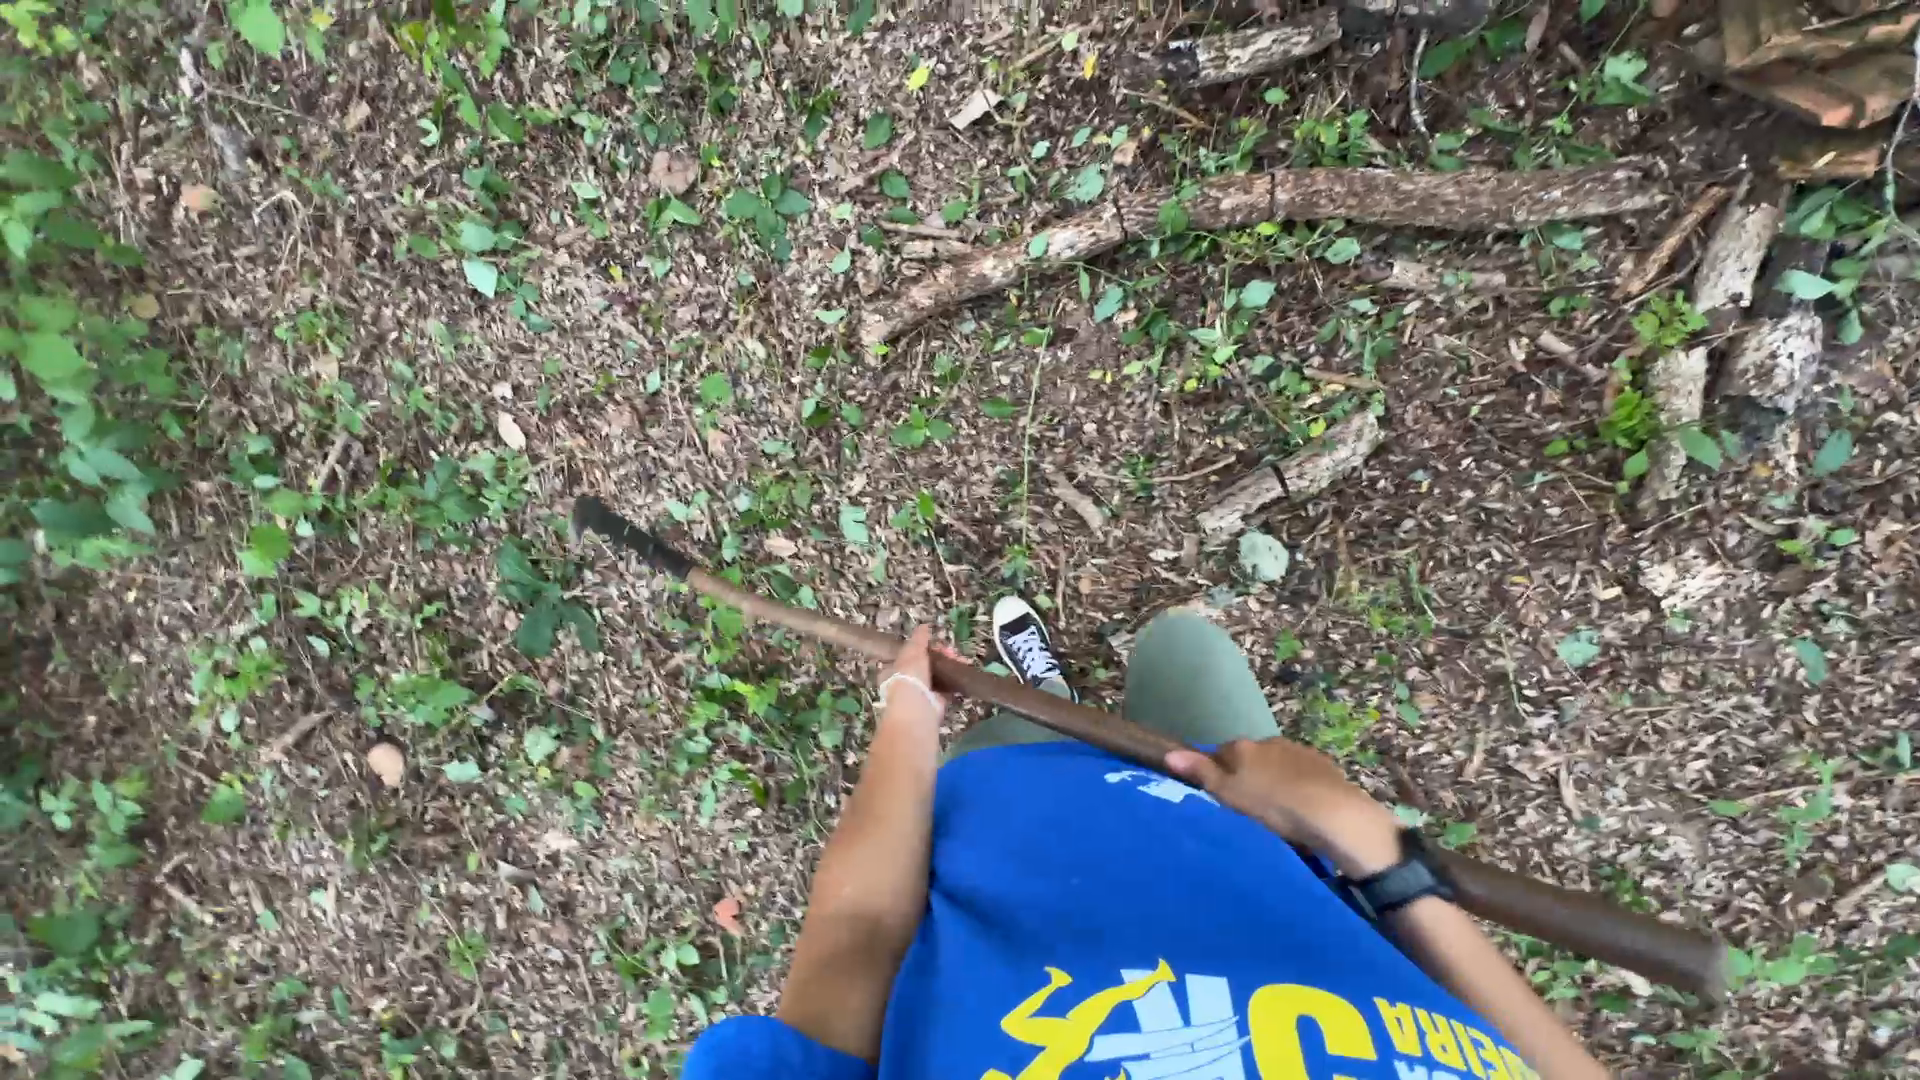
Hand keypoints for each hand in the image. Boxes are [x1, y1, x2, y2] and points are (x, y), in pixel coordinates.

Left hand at [877, 626, 951, 727]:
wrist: (917, 708)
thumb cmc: (909, 676)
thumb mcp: (912, 651)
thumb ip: (919, 639)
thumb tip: (924, 626)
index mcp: (894, 670)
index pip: (909, 655)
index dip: (924, 647)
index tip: (936, 643)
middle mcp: (906, 682)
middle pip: (926, 664)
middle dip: (941, 655)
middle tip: (952, 651)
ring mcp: (921, 693)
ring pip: (937, 675)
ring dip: (950, 665)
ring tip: (961, 660)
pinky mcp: (936, 703)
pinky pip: (947, 688)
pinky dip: (955, 680)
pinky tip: (963, 671)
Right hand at [1165, 738, 1401, 875]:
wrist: (1333, 814)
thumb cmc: (1273, 806)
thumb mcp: (1229, 794)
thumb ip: (1201, 772)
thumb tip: (1168, 753)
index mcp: (1242, 747)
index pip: (1221, 753)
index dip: (1219, 773)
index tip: (1224, 796)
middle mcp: (1268, 741)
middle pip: (1250, 757)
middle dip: (1249, 775)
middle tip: (1250, 807)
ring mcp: (1298, 751)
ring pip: (1276, 764)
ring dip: (1274, 779)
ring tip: (1278, 810)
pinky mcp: (1323, 765)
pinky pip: (1301, 773)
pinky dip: (1298, 785)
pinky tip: (1303, 807)